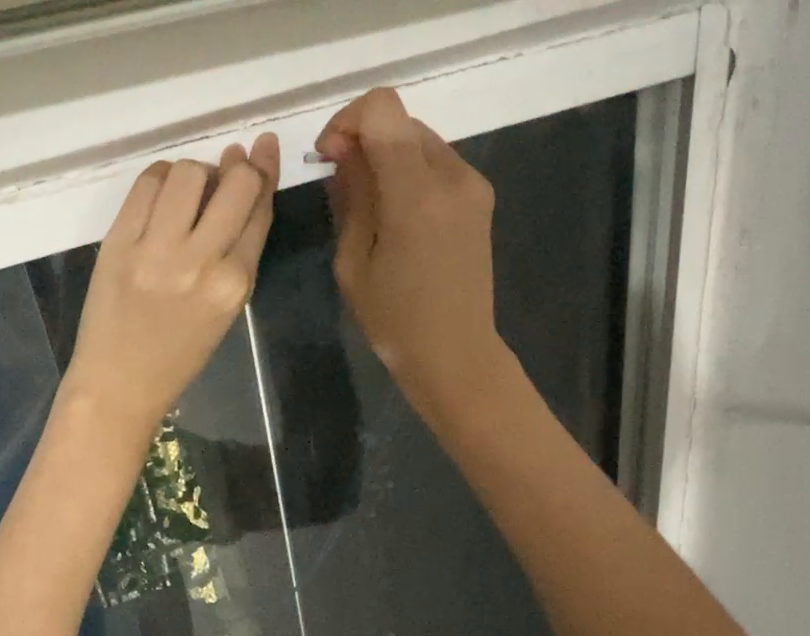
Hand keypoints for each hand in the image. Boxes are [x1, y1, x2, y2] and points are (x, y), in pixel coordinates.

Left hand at [62, 134, 280, 433]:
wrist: (119, 385)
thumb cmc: (176, 358)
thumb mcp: (224, 313)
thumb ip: (236, 256)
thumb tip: (240, 190)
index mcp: (234, 285)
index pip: (259, 210)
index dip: (264, 171)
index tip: (262, 147)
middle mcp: (201, 263)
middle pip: (233, 182)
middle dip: (236, 167)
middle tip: (227, 168)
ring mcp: (157, 250)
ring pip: (189, 173)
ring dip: (194, 173)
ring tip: (187, 192)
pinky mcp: (119, 243)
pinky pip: (147, 184)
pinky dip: (159, 178)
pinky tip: (160, 195)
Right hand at [315, 89, 509, 417]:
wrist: (455, 353)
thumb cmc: (394, 321)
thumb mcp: (353, 262)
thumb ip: (352, 197)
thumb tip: (344, 151)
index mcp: (416, 194)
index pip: (382, 109)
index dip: (347, 120)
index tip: (330, 158)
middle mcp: (452, 176)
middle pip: (401, 120)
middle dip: (364, 139)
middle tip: (342, 184)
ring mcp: (472, 184)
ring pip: (419, 139)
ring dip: (387, 156)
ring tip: (368, 205)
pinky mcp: (479, 197)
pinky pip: (436, 163)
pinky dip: (409, 172)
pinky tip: (396, 215)